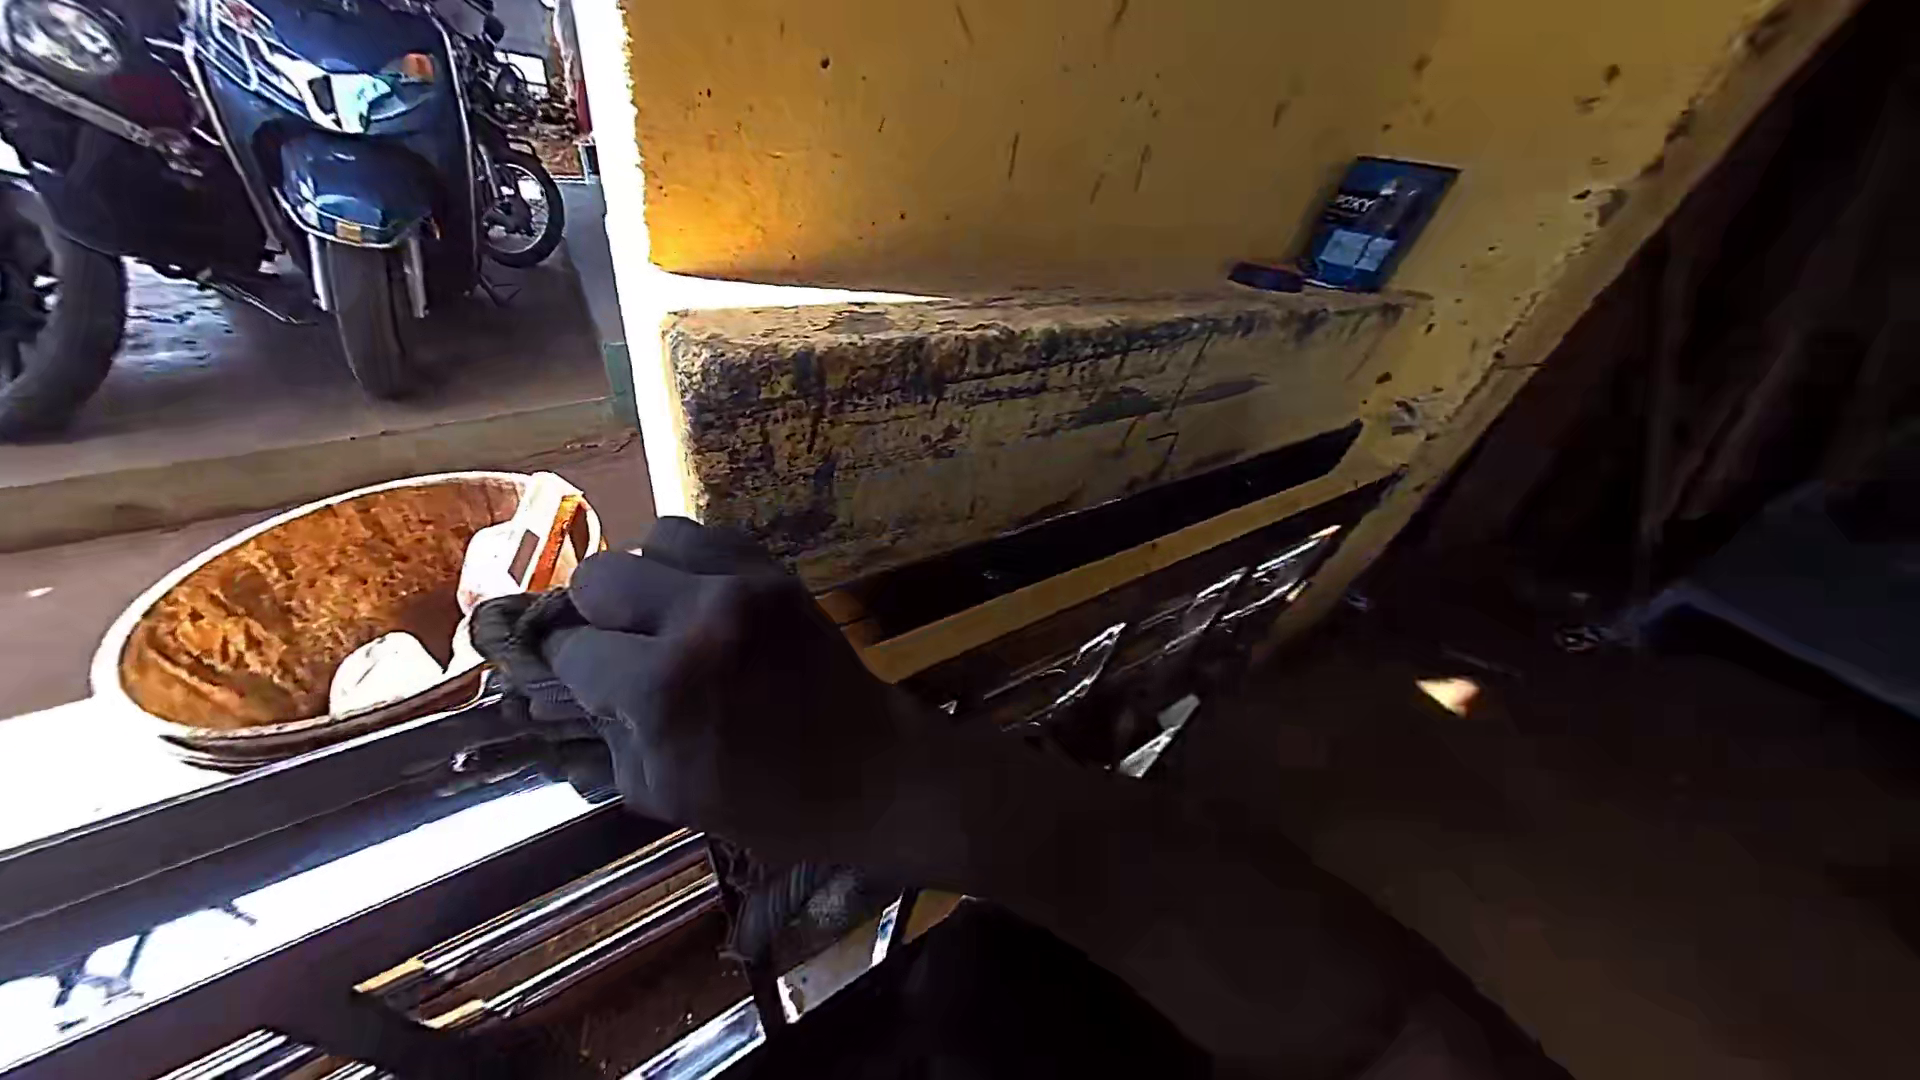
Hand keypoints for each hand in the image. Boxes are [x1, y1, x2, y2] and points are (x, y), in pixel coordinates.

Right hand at [542, 517, 945, 866]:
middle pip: (601, 574)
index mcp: (664, 684)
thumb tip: (572, 680)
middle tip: (621, 645)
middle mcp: (702, 615)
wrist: (868, 767)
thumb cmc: (766, 801)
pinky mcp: (782, 572)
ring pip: (656, 538)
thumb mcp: (660, 789)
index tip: (580, 674)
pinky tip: (705, 599)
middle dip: (597, 614)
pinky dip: (697, 562)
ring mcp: (749, 583)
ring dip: (648, 577)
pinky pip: (714, 538)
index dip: (567, 664)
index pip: (571, 646)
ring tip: (665, 615)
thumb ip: (606, 726)